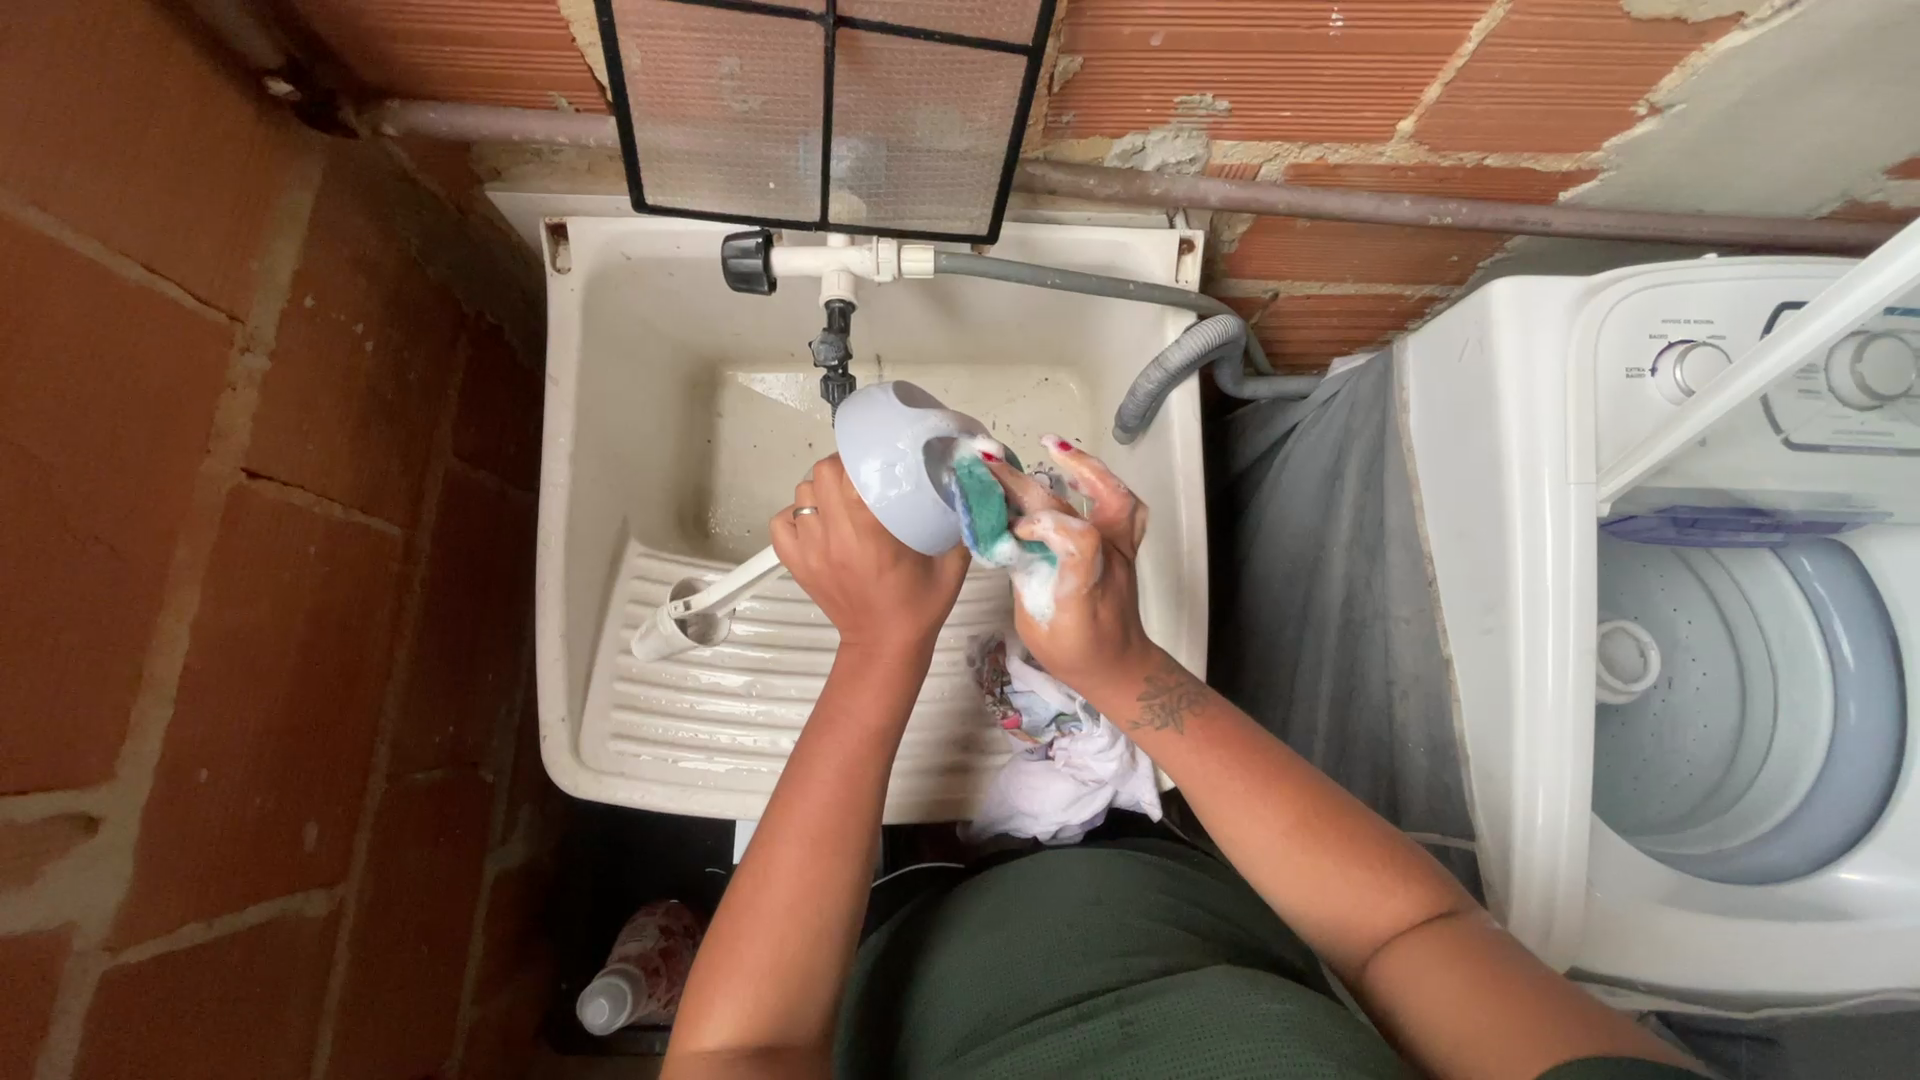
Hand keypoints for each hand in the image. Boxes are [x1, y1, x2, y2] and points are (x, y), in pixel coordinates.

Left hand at [771, 454, 971, 656]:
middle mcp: (833, 537)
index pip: (851, 473)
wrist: (884, 645)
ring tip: (842, 499)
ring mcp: (810, 551)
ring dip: (821, 490)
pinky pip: (781, 524)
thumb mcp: (952, 565)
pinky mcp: (796, 565)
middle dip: (841, 468)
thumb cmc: (921, 605)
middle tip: (860, 476)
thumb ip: (959, 524)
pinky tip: (818, 521)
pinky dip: (796, 516)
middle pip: (822, 475)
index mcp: (870, 533)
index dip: (863, 458)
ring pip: (802, 495)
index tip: (880, 461)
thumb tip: (964, 486)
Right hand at [986, 437, 1157, 691]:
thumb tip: (1007, 539)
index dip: (1042, 525)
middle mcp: (1109, 561)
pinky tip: (1078, 470)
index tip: (1011, 531)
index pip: (1077, 539)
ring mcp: (1122, 550)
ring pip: (1114, 498)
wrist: (1119, 665)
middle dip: (1028, 484)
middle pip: (1075, 510)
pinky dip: (1103, 481)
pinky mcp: (1126, 546)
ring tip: (1052, 446)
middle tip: (991, 461)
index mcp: (1085, 588)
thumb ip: (1023, 578)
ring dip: (1082, 467)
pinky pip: (1124, 505)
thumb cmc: (1073, 652)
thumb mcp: (1035, 626)